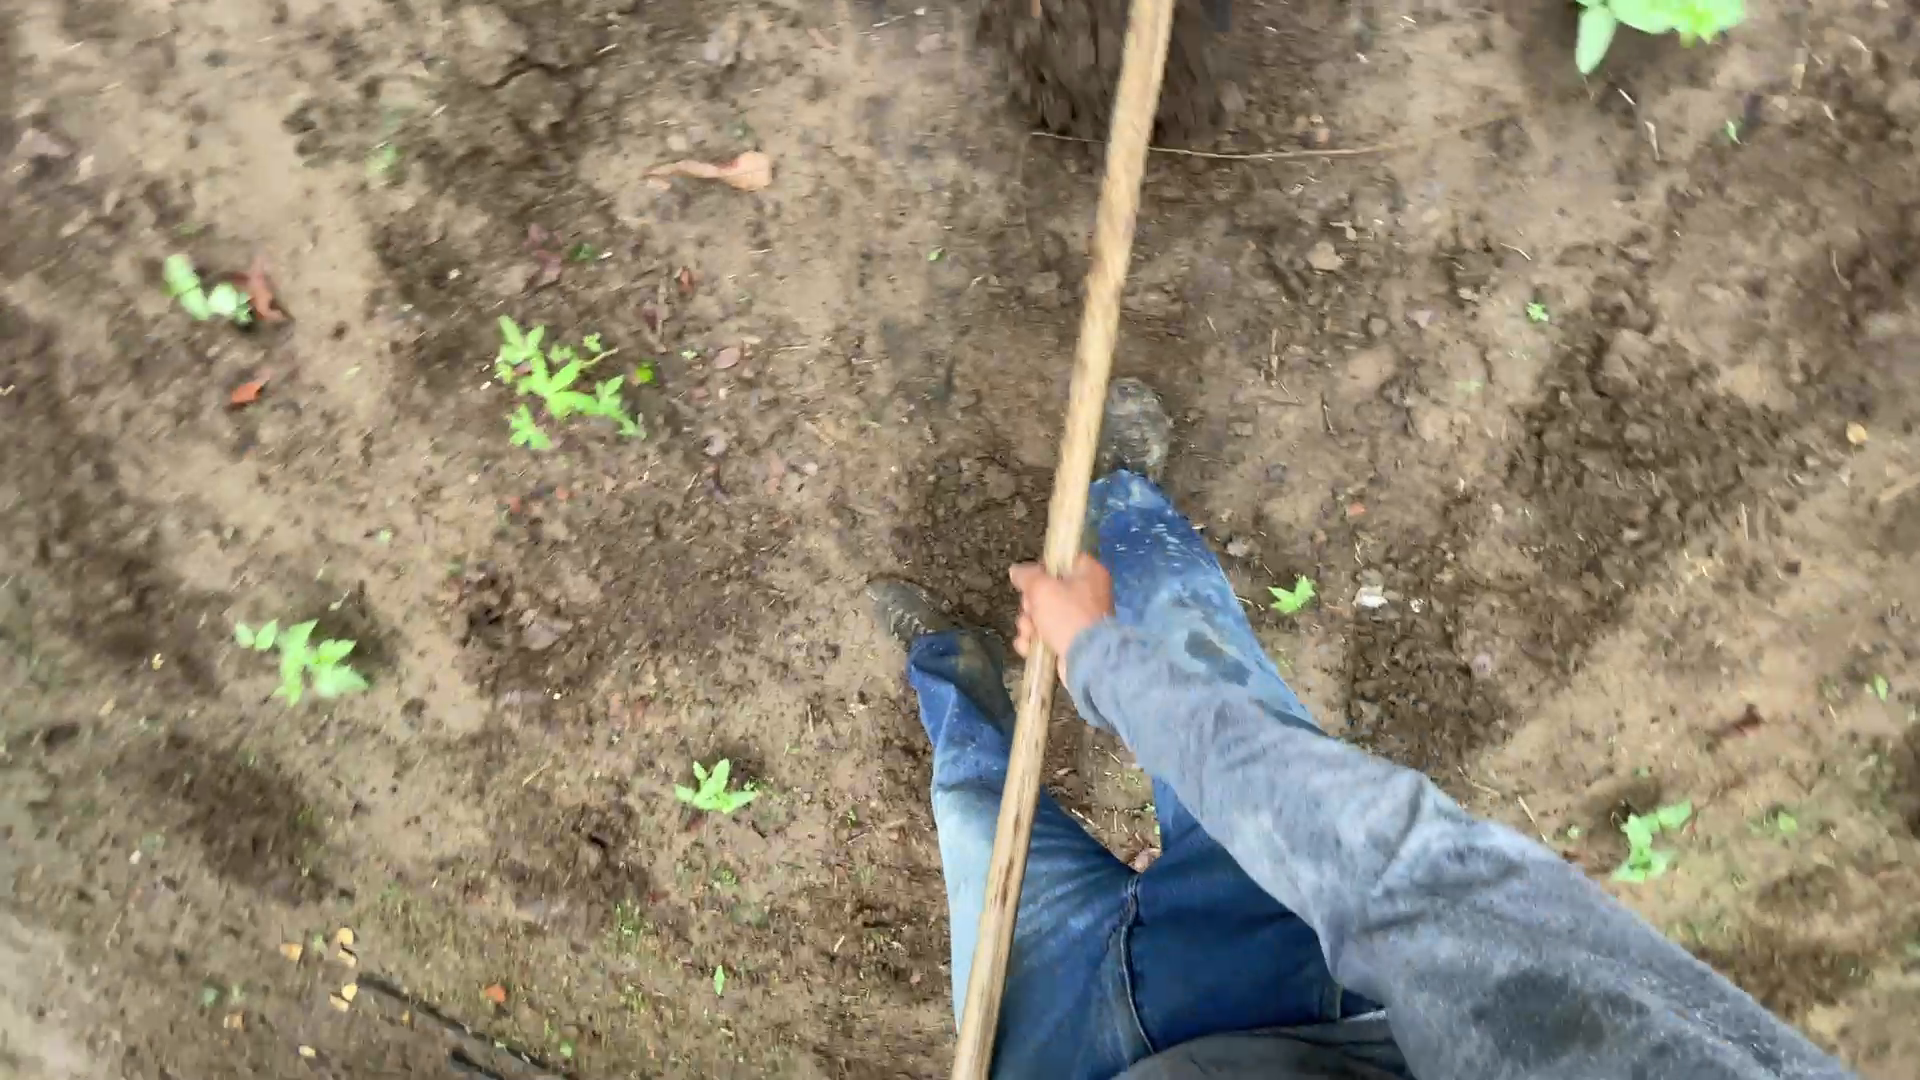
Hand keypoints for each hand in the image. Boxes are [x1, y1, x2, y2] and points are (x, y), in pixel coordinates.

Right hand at [1008, 555, 1115, 680]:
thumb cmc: (1067, 615)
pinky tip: (1029, 647)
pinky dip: (1035, 641)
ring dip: (1028, 625)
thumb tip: (1016, 570)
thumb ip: (1026, 576)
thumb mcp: (1042, 588)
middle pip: (1048, 590)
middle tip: (1030, 610)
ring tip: (1029, 633)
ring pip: (1043, 614)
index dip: (1043, 568)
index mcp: (1089, 573)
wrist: (1087, 659)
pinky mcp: (1072, 641)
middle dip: (1030, 604)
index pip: (1063, 560)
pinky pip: (1046, 635)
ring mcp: (1080, 619)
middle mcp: (1088, 594)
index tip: (1030, 579)